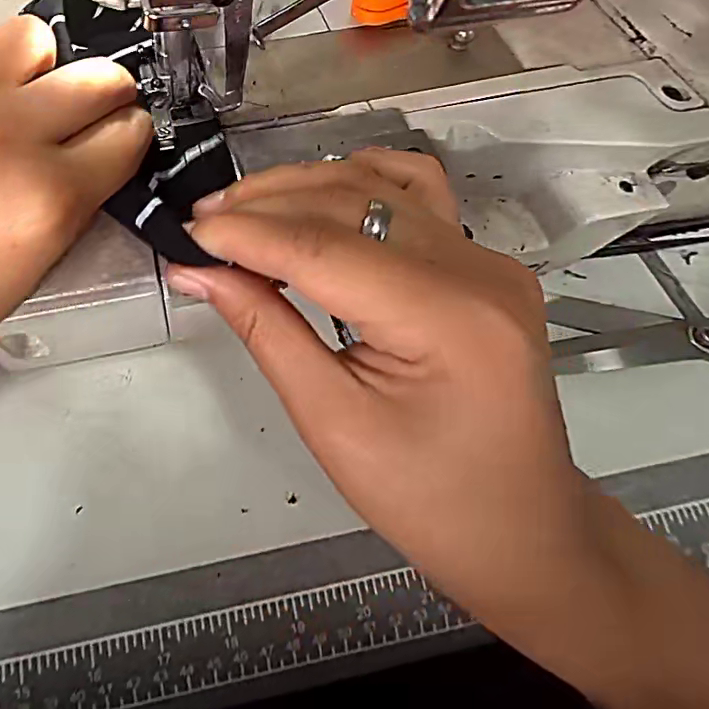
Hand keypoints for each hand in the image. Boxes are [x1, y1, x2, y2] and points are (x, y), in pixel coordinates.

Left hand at [0, 16, 151, 475]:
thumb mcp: (29, 269)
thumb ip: (75, 199)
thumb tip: (98, 143)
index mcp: (45, 201)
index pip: (127, 132)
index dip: (126, 134)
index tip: (113, 137)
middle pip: (96, 77)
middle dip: (103, 94)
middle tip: (76, 112)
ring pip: (27, 36)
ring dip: (32, 68)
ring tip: (3, 98)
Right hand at [163, 151, 606, 637]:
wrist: (521, 527)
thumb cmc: (428, 500)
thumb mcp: (332, 422)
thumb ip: (265, 330)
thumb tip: (199, 271)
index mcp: (447, 317)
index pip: (324, 249)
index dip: (247, 235)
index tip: (187, 234)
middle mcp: (476, 267)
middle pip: (350, 203)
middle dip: (265, 205)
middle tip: (202, 220)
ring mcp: (487, 256)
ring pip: (380, 185)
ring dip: (304, 188)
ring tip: (244, 208)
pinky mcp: (483, 259)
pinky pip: (417, 192)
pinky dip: (360, 181)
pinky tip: (319, 195)